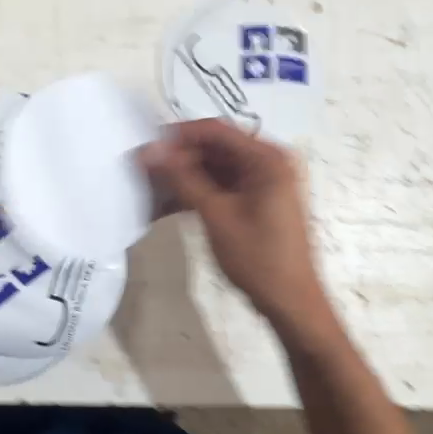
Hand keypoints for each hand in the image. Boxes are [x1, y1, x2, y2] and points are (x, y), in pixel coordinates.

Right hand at [141, 119, 326, 323]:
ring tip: (148, 191)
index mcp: (267, 158)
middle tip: (142, 173)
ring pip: (213, 169)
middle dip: (177, 160)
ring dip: (182, 178)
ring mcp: (262, 183)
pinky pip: (219, 187)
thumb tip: (148, 150)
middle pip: (213, 148)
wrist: (291, 302)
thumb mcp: (215, 215)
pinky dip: (195, 194)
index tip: (144, 149)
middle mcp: (267, 162)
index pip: (215, 131)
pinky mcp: (254, 202)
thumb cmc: (258, 257)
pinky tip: (165, 207)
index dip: (177, 136)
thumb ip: (181, 179)